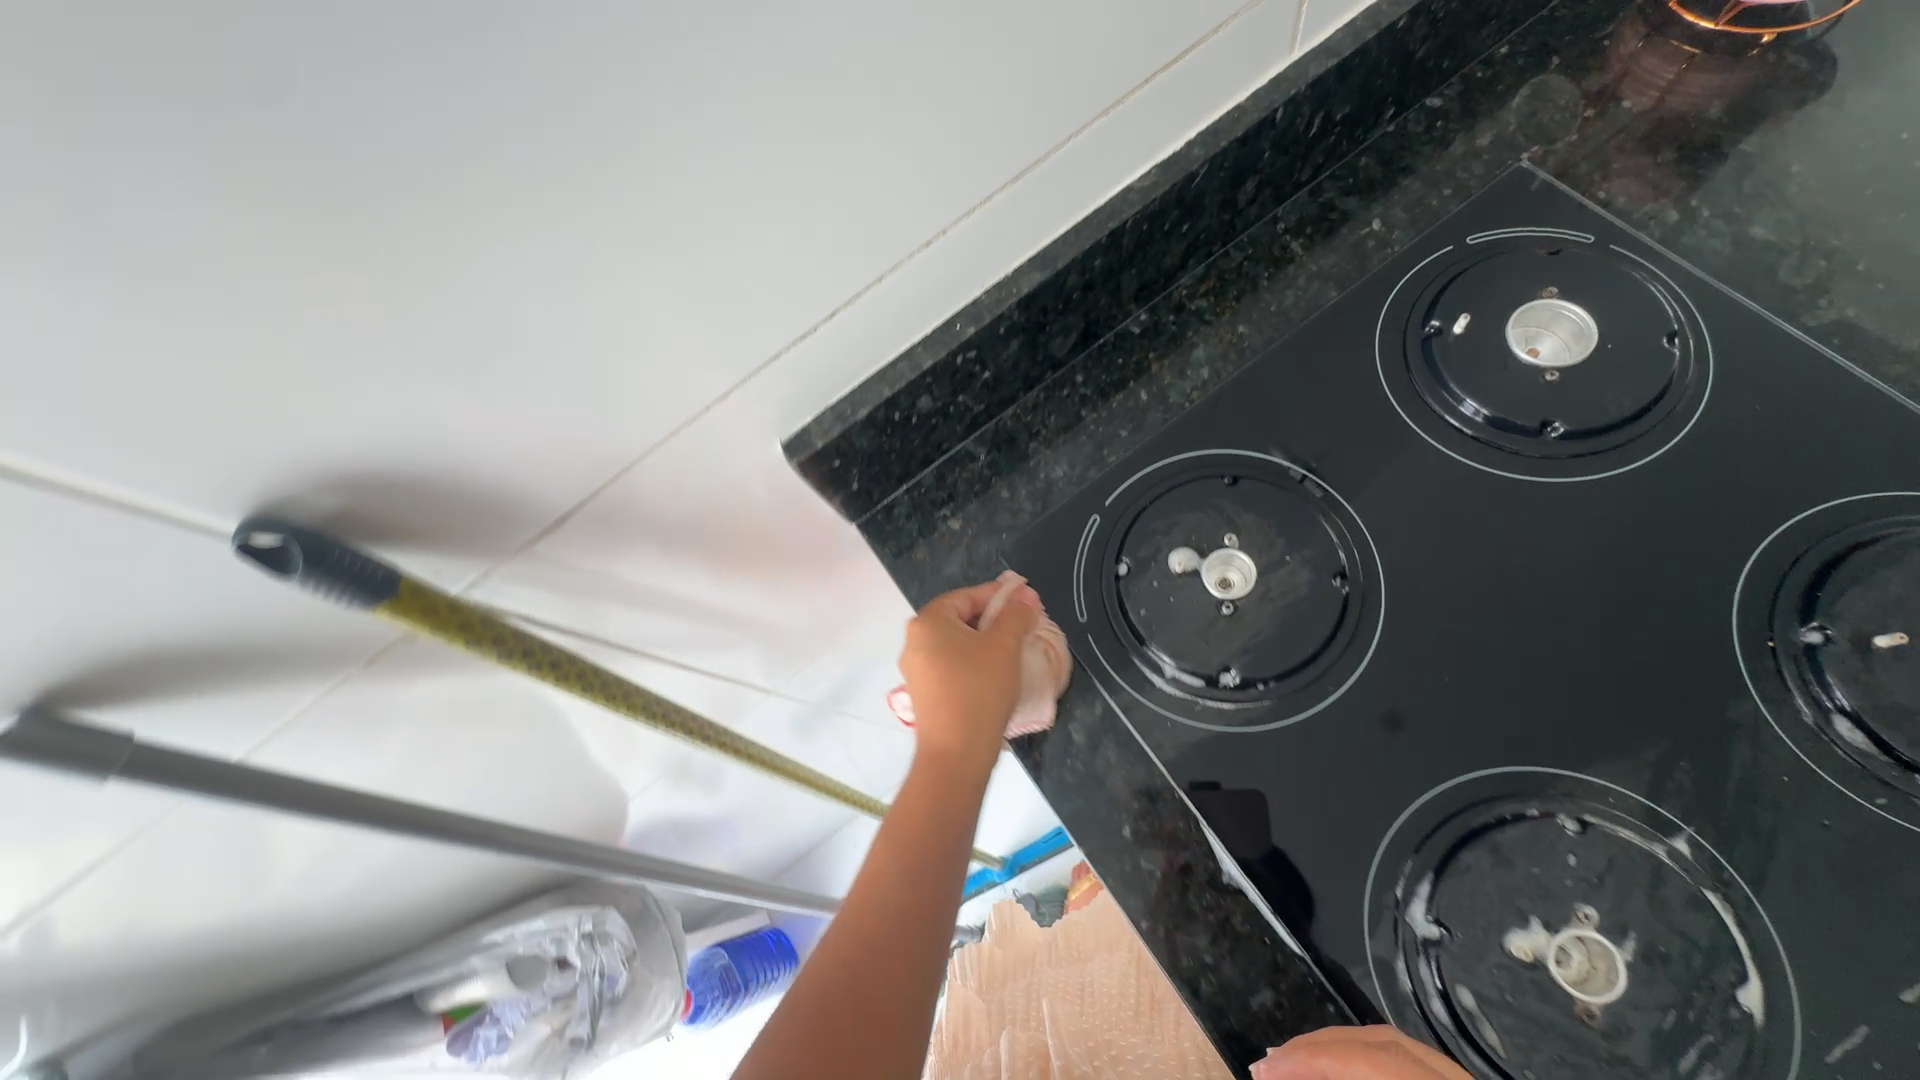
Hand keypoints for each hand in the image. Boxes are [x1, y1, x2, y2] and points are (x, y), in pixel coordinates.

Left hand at [898, 577, 1041, 772]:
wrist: (956, 753)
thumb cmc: (979, 690)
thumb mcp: (1004, 646)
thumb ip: (1016, 615)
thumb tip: (1026, 595)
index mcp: (927, 622)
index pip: (966, 596)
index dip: (998, 595)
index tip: (1025, 599)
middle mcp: (914, 642)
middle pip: (958, 619)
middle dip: (992, 619)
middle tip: (1022, 624)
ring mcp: (916, 670)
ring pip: (956, 645)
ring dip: (984, 643)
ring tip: (1013, 649)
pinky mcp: (924, 694)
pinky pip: (951, 667)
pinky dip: (973, 663)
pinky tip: (995, 674)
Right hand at [1251, 1026, 1470, 1079]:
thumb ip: (1338, 1079)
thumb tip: (1282, 1074)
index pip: (1366, 1060)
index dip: (1307, 1059)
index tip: (1263, 1072)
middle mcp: (1453, 1077)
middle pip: (1377, 1041)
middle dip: (1314, 1049)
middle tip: (1268, 1066)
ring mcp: (1459, 1078)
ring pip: (1390, 1043)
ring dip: (1335, 1049)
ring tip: (1292, 1064)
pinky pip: (1405, 1057)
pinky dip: (1363, 1058)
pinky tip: (1336, 1069)